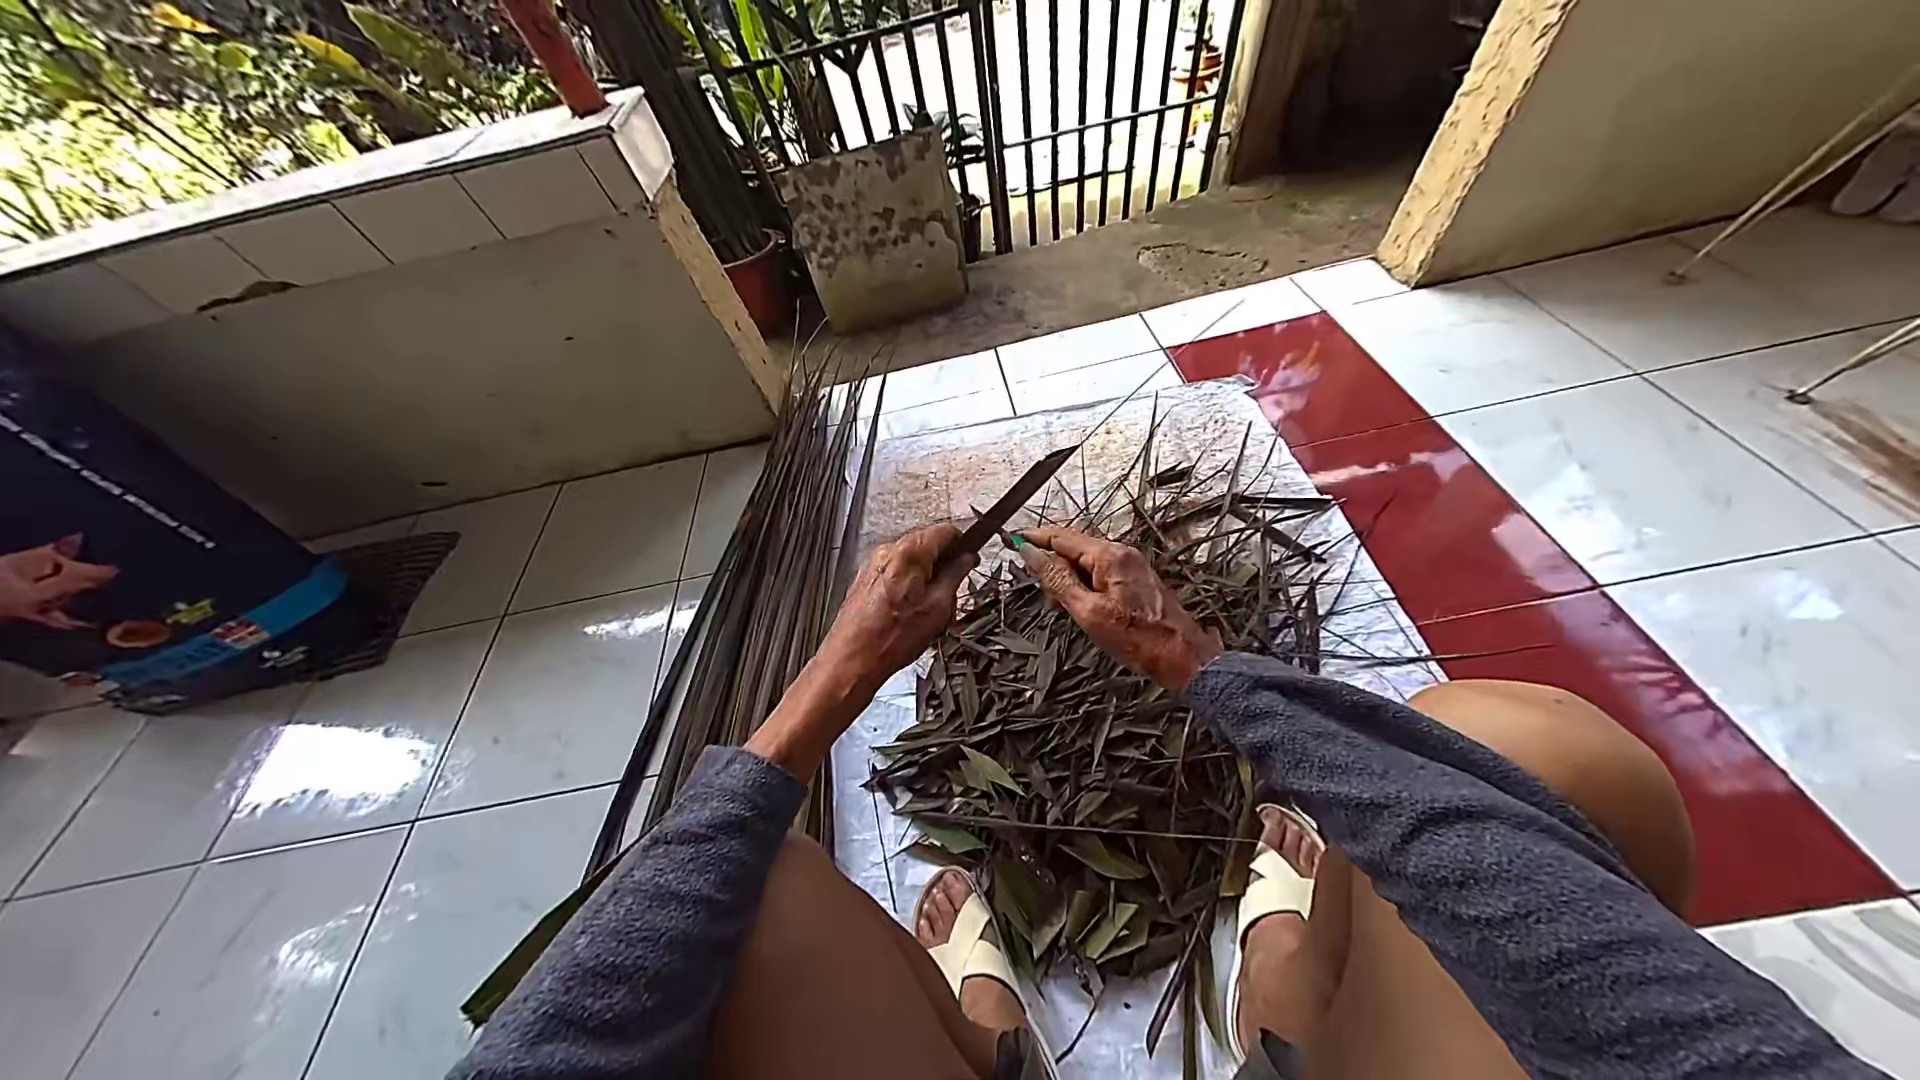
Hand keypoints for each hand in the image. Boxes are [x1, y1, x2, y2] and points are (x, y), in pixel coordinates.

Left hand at [815, 522, 977, 696]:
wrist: (852, 659)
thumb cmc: (889, 638)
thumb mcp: (938, 607)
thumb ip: (955, 575)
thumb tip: (966, 558)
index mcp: (909, 551)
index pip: (945, 530)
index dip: (963, 544)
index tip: (969, 560)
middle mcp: (888, 551)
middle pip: (927, 544)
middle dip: (943, 565)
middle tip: (951, 593)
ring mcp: (874, 565)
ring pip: (912, 561)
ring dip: (926, 578)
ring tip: (929, 610)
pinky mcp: (866, 579)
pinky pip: (896, 573)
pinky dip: (909, 586)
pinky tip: (910, 613)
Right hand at [1018, 526, 1221, 690]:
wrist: (1183, 657)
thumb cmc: (1138, 639)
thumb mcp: (1088, 611)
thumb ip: (1057, 580)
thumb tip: (1032, 554)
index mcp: (1109, 555)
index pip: (1061, 536)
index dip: (1034, 539)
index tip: (1012, 541)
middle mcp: (1121, 552)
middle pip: (1073, 546)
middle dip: (1050, 563)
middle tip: (1039, 590)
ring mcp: (1130, 564)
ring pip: (1085, 560)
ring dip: (1066, 576)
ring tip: (1058, 603)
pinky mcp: (1135, 578)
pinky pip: (1099, 571)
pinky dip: (1082, 583)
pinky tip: (1077, 604)